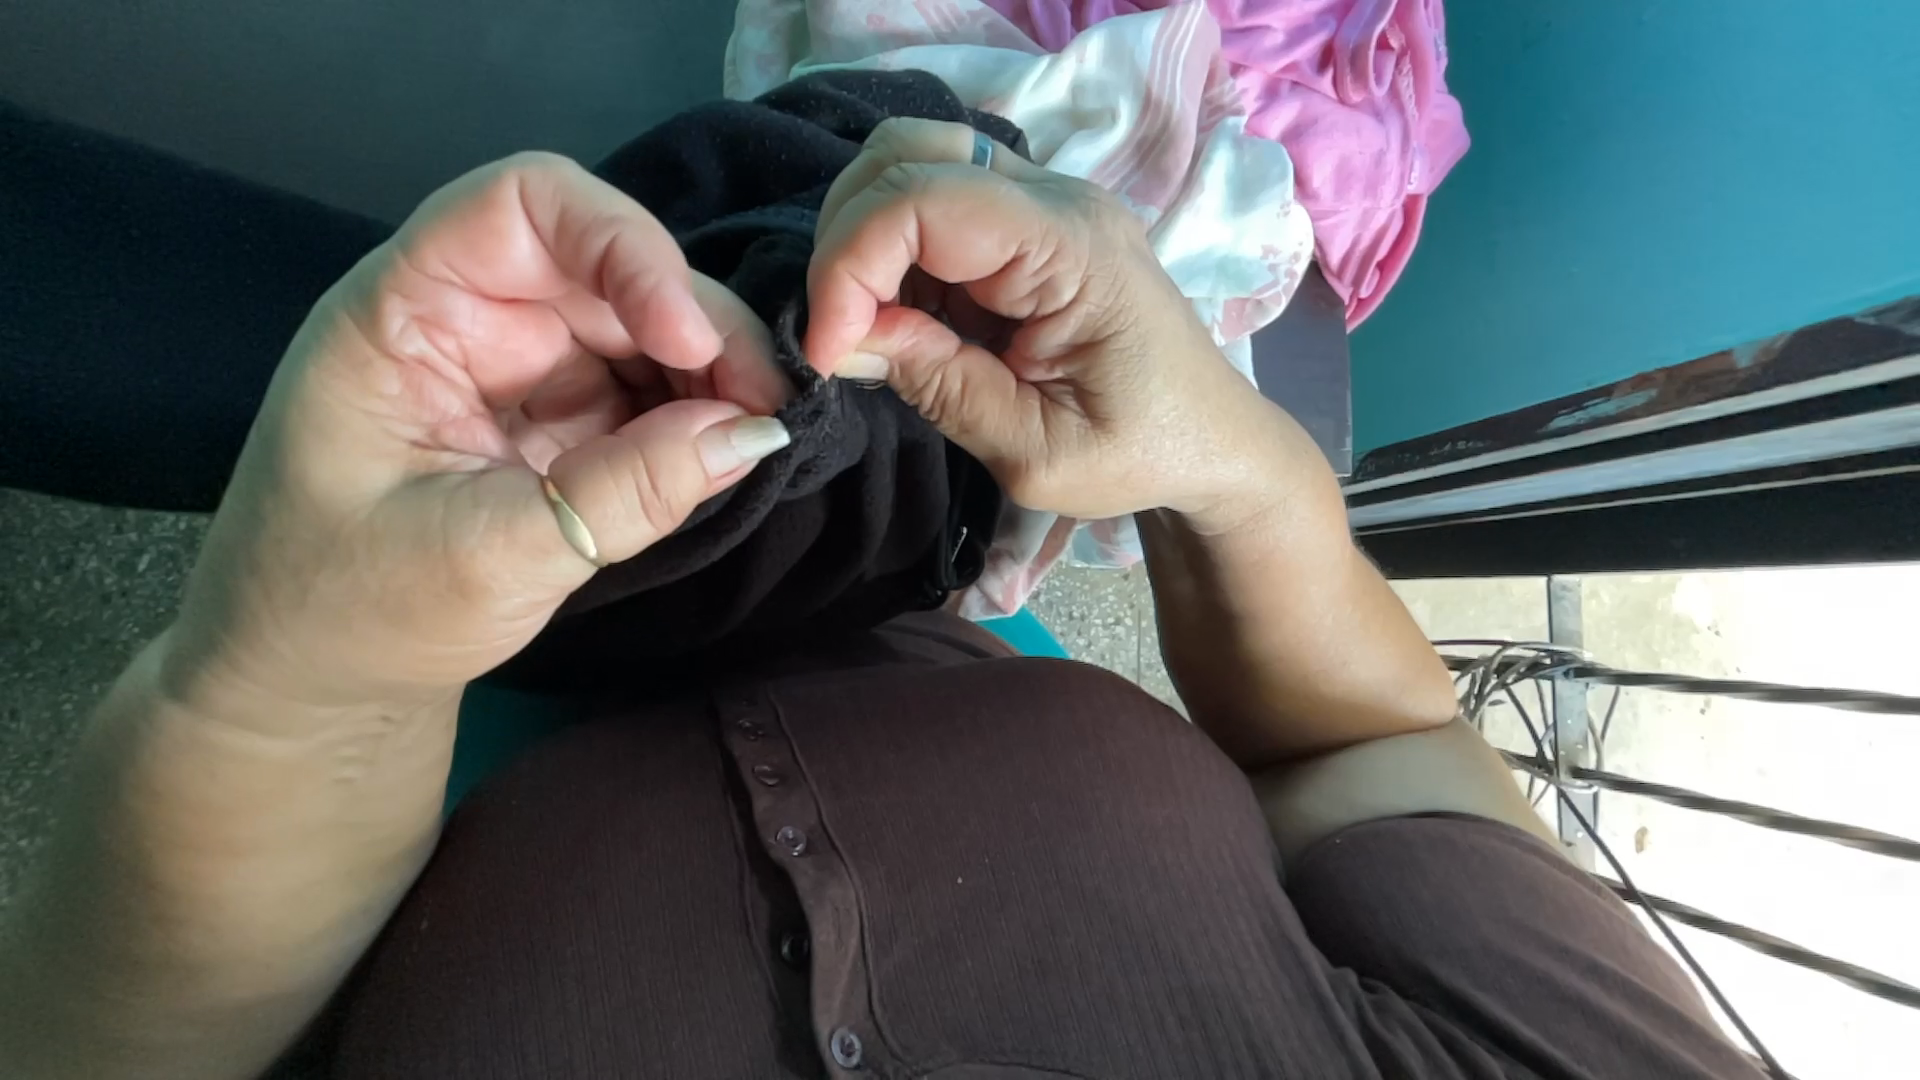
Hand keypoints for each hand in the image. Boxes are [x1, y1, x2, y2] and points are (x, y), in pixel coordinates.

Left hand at [163, 153, 793, 718]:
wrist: (332, 672)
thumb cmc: (361, 610)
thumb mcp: (494, 554)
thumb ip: (628, 491)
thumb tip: (757, 434)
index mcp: (413, 316)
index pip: (528, 207)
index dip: (625, 250)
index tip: (688, 345)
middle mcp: (484, 320)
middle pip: (618, 271)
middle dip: (706, 330)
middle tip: (771, 410)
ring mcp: (537, 369)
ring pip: (654, 329)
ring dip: (721, 374)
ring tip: (759, 436)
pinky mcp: (578, 419)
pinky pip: (661, 390)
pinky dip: (709, 414)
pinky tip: (730, 449)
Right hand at [805, 118, 1300, 528]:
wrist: (1208, 442)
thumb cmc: (1138, 455)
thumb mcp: (1035, 453)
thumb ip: (940, 387)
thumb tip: (840, 340)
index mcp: (1073, 250)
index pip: (924, 200)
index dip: (849, 266)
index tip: (826, 351)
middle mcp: (1058, 201)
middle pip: (908, 155)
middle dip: (846, 244)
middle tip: (837, 336)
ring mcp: (1045, 207)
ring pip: (913, 170)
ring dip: (865, 247)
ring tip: (868, 331)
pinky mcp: (1029, 231)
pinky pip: (935, 213)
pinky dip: (893, 262)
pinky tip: (905, 322)